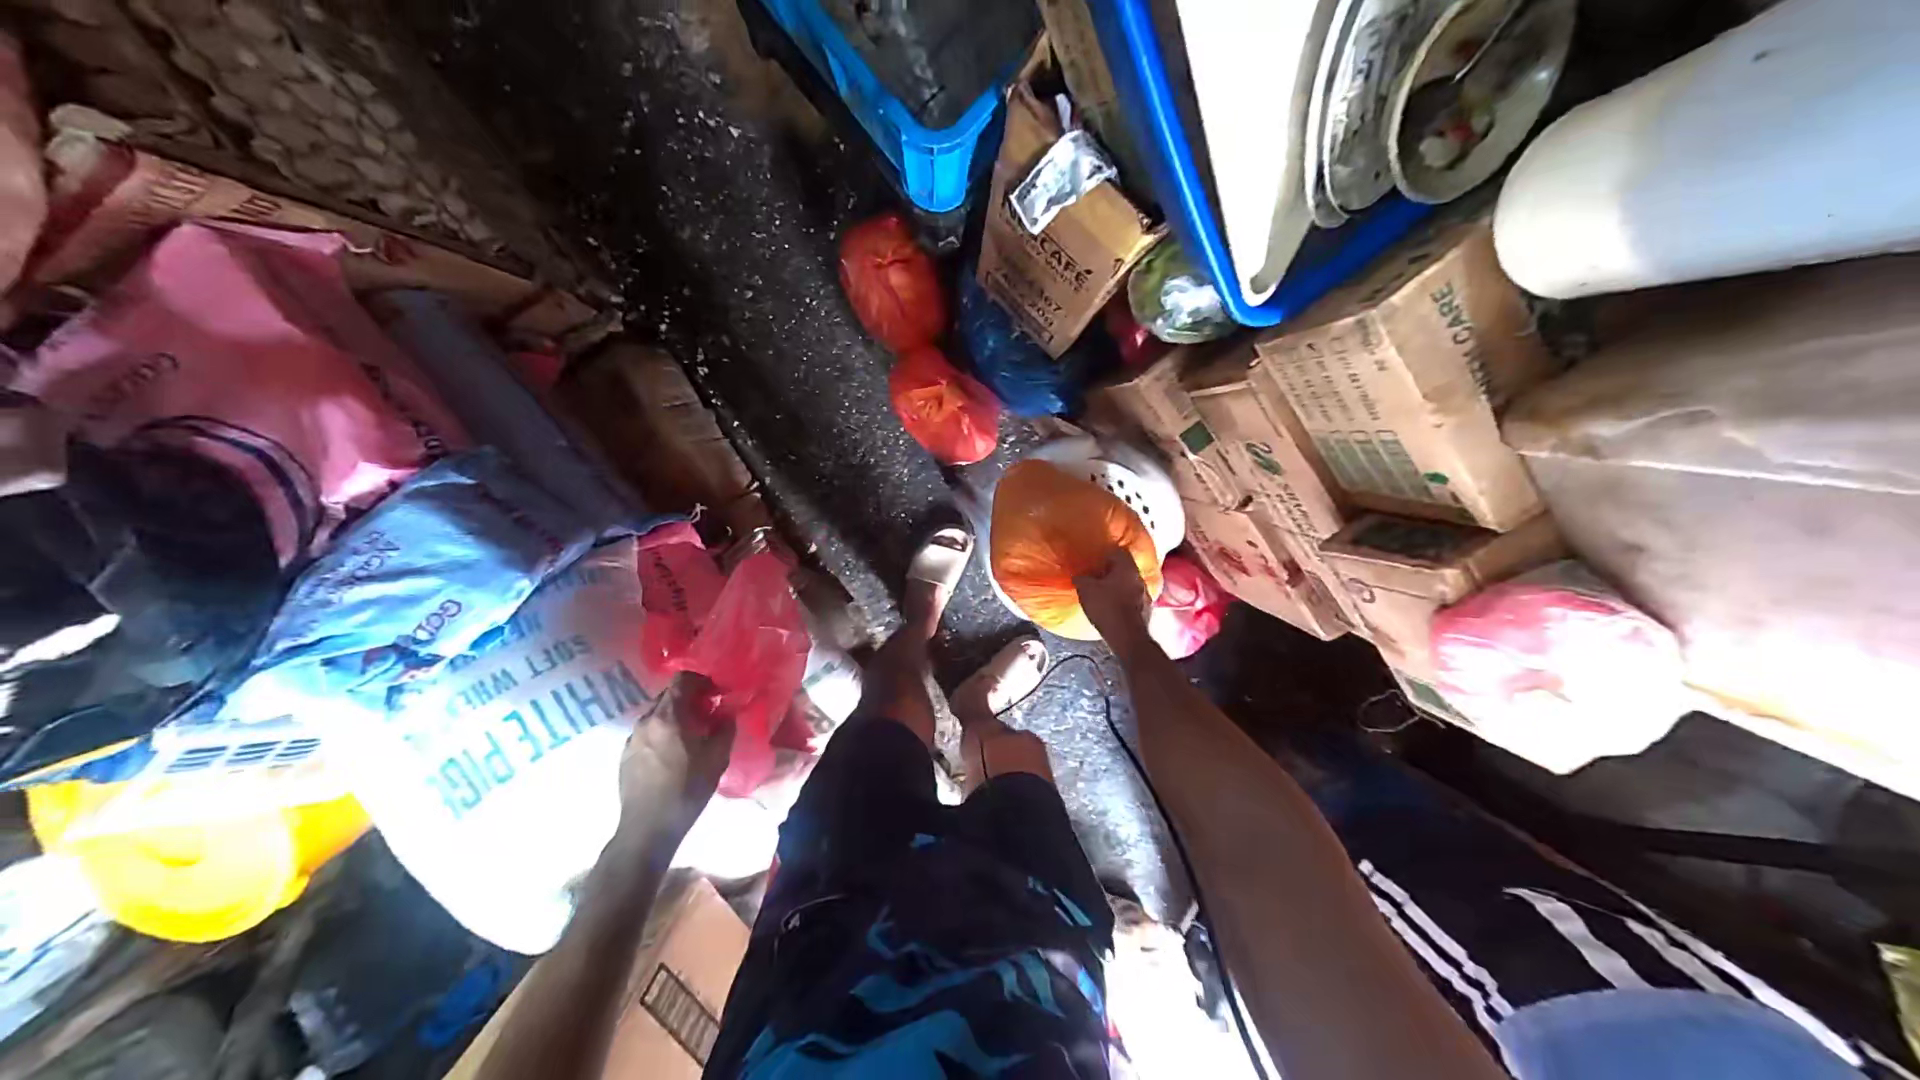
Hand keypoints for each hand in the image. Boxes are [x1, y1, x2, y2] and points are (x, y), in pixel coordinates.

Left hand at [616, 673, 734, 840]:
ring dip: (675, 717)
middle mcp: (646, 721)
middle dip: (690, 699)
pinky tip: (673, 754)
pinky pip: (648, 732)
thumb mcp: (717, 758)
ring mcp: (632, 738)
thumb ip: (725, 728)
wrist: (648, 827)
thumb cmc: (687, 789)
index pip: (683, 679)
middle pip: (669, 695)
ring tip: (691, 736)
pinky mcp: (625, 755)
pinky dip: (662, 733)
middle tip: (708, 715)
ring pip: (657, 714)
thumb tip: (726, 713)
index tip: (716, 694)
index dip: (703, 681)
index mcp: (669, 716)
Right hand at [1074, 549, 1153, 655]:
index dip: (1106, 553)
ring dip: (1119, 586)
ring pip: (1130, 584)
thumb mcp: (1086, 590)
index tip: (1096, 558)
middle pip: (1125, 568)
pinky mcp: (1146, 611)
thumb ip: (1082, 578)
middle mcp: (1139, 578)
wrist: (1127, 637)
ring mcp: (1145, 595)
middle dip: (1112, 571)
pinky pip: (1133, 599)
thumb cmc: (1107, 608)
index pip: (1118, 551)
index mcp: (1126, 567)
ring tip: (1105, 592)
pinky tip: (1114, 608)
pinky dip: (1124, 601)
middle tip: (1098, 575)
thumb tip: (1079, 575)